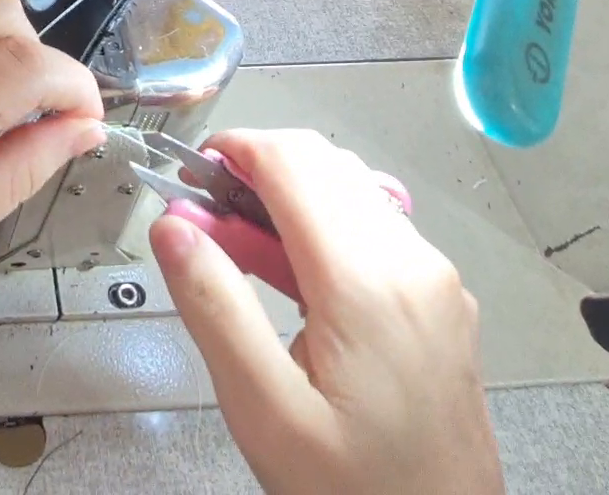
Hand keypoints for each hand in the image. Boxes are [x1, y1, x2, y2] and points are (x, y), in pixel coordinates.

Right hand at [149, 129, 501, 494]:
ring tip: (233, 245)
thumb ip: (213, 305)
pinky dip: (314, 219)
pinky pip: (368, 221)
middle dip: (251, 166)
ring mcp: (433, 276)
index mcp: (367, 282)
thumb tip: (170, 224)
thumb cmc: (348, 489)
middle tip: (201, 215)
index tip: (185, 173)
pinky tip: (282, 268)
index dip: (232, 148)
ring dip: (281, 191)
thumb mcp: (263, 409)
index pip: (292, 161)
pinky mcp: (438, 295)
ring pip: (345, 184)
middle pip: (321, 160)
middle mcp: (412, 260)